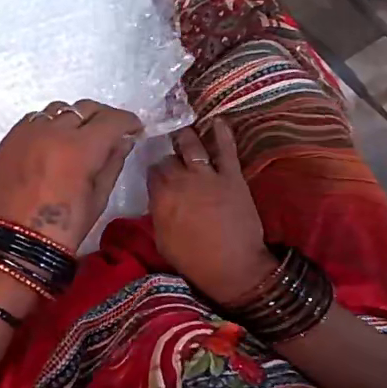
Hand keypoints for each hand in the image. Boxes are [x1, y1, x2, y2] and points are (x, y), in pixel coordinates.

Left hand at [0, 100, 142, 250]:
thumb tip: (123, 140)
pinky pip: (34, 120)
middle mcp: (53, 132)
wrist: (20, 240)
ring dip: (74, 118)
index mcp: (80, 148)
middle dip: (102, 118)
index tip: (134, 128)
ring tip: (78, 136)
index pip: (112, 119)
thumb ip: (113, 161)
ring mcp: (27, 133)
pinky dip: (49, 125)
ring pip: (58, 109)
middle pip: (85, 108)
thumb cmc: (66, 225)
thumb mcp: (99, 196)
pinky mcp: (10, 140)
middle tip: (109, 132)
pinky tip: (53, 142)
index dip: (128, 121)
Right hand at [147, 120, 277, 303]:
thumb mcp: (162, 239)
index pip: (152, 171)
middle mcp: (181, 180)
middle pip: (169, 157)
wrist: (233, 266)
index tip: (158, 173)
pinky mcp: (232, 175)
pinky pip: (225, 147)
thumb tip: (158, 199)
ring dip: (186, 136)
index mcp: (161, 197)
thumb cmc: (194, 260)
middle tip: (171, 153)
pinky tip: (216, 120)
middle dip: (169, 155)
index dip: (155, 171)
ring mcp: (207, 174)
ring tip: (184, 129)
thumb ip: (158, 213)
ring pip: (191, 144)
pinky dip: (220, 132)